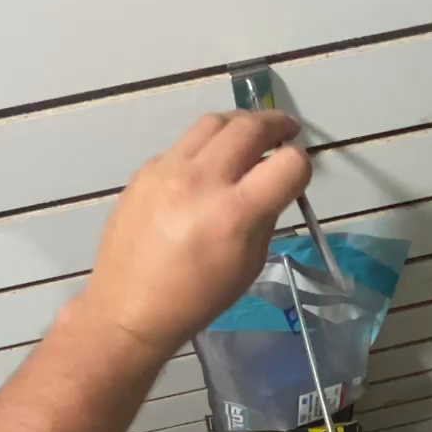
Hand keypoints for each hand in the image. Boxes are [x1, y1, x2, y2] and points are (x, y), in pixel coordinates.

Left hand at [77, 111, 311, 357]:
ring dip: (240, 125)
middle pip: (250, 127)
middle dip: (277, 125)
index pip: (288, 164)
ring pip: (213, 122)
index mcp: (235, 212)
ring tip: (249, 138)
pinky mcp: (144, 172)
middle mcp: (202, 181)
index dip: (302, 166)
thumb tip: (270, 185)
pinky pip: (182, 146)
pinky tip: (205, 171)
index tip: (297, 175)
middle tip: (286, 132)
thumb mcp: (249, 264)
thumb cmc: (198, 298)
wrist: (129, 309)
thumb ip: (265, 216)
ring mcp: (167, 170)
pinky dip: (204, 150)